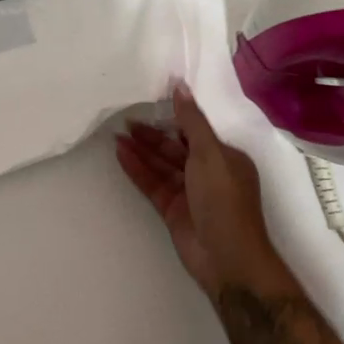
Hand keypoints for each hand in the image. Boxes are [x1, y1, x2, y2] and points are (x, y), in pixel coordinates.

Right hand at [115, 82, 283, 298]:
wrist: (227, 258)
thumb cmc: (224, 199)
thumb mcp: (210, 153)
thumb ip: (191, 120)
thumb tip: (179, 85)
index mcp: (225, 157)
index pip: (195, 131)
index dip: (174, 117)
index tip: (150, 102)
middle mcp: (208, 173)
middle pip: (175, 148)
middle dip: (152, 134)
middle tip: (125, 119)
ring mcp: (189, 193)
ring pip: (161, 165)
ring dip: (141, 150)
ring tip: (116, 135)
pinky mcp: (173, 210)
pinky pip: (153, 184)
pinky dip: (137, 169)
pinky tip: (121, 155)